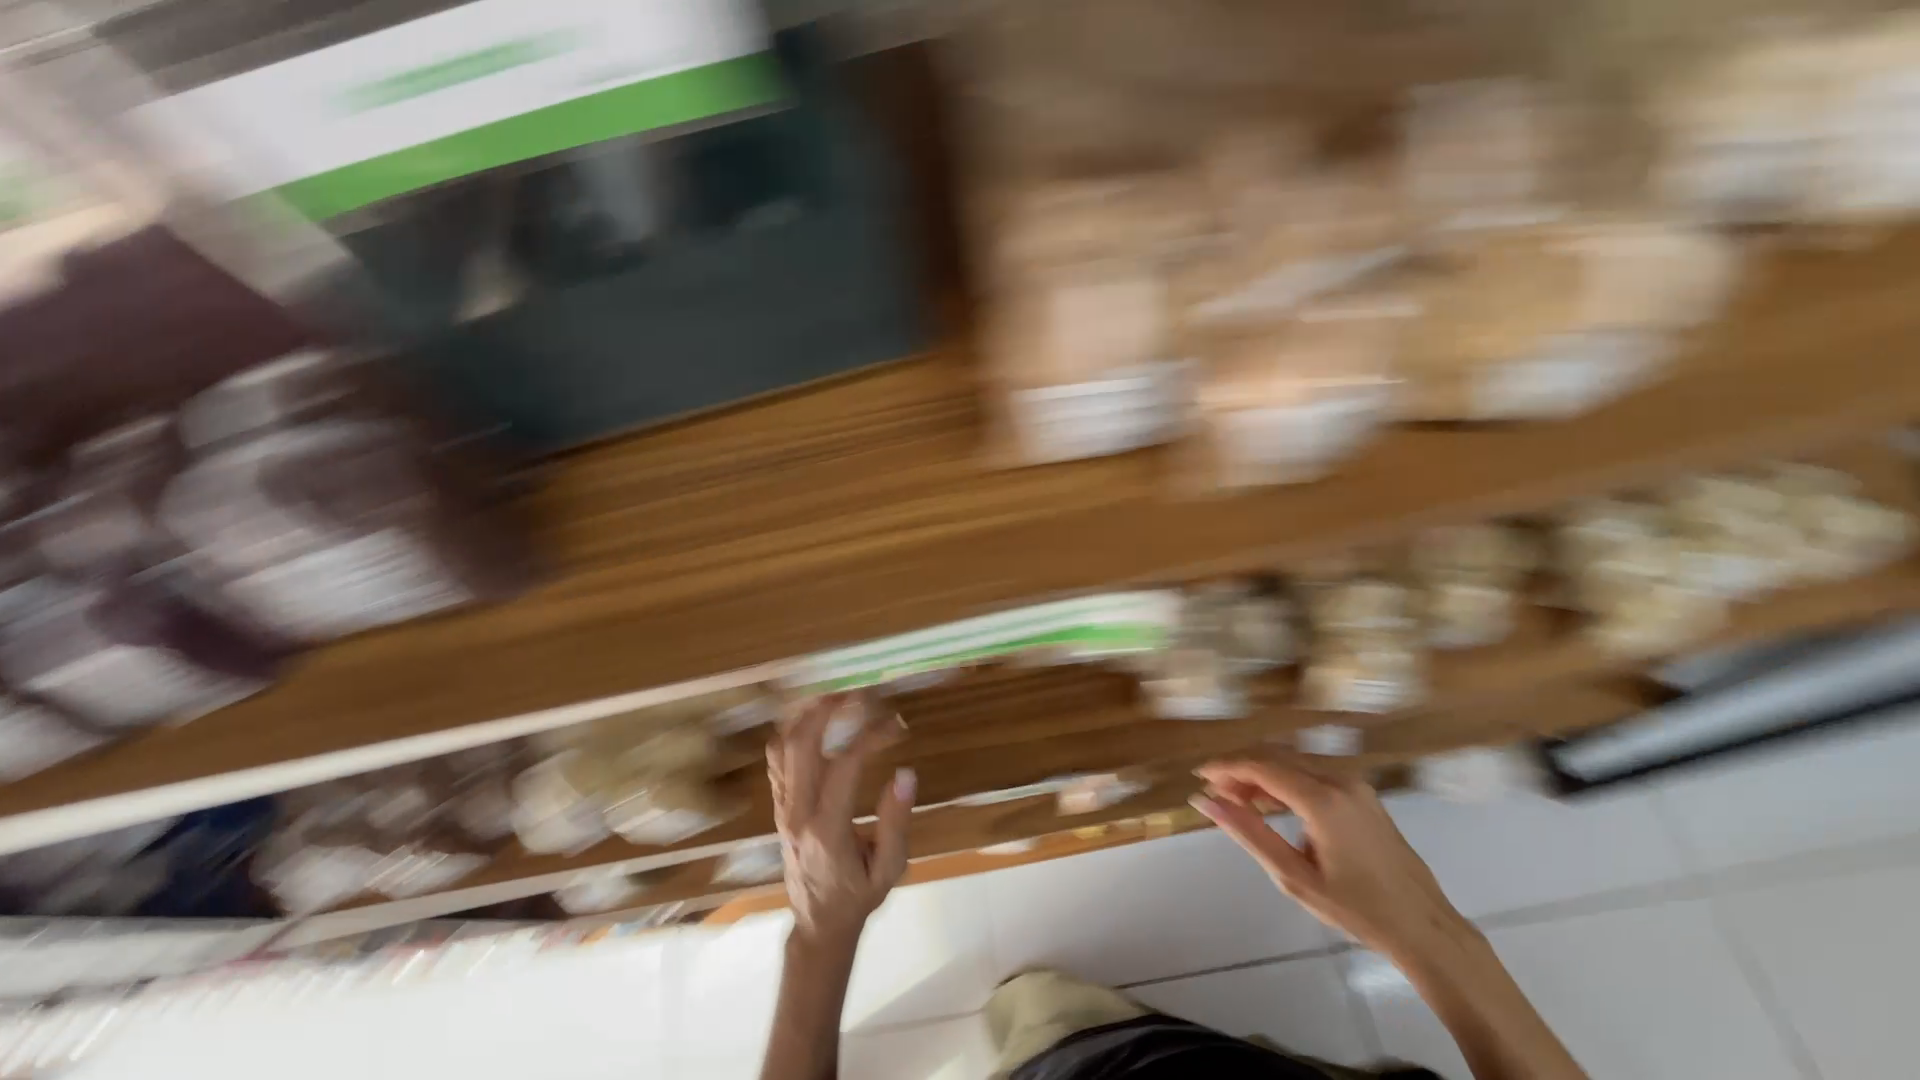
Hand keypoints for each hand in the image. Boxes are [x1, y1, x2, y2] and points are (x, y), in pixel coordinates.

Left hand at [767, 693, 916, 945]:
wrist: (818, 924)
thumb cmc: (859, 896)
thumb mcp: (890, 868)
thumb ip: (895, 822)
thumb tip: (905, 774)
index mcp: (827, 830)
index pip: (845, 766)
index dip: (870, 737)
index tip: (895, 725)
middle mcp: (797, 814)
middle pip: (801, 745)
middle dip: (827, 711)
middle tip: (856, 694)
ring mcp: (782, 809)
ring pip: (782, 748)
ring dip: (805, 717)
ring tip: (834, 699)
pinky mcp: (778, 808)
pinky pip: (776, 762)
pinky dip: (791, 734)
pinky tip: (812, 721)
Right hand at [1191, 754, 1470, 962]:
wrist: (1423, 927)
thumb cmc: (1355, 908)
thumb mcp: (1293, 876)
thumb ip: (1247, 832)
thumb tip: (1205, 802)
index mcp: (1323, 799)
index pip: (1262, 767)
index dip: (1226, 767)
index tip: (1199, 777)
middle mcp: (1341, 780)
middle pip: (1278, 757)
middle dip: (1241, 769)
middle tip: (1214, 792)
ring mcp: (1356, 785)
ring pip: (1296, 762)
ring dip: (1262, 774)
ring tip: (1236, 800)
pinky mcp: (1364, 795)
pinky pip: (1314, 773)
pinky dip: (1285, 781)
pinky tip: (1271, 804)